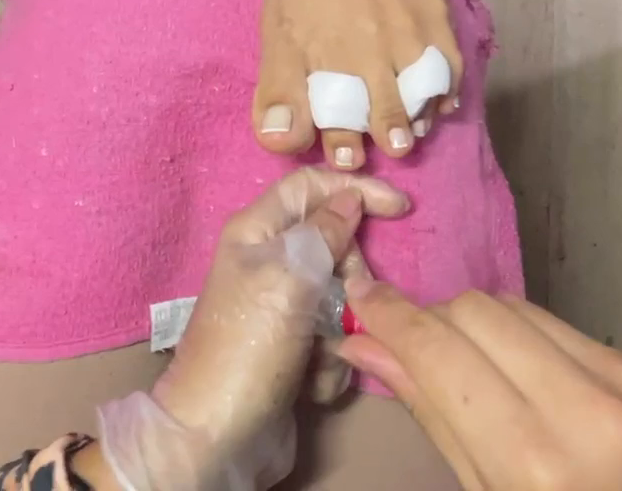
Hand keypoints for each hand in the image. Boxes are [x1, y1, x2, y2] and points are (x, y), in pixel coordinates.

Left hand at [91, 168, 409, 489]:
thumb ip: (325, 230)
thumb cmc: (251, 343)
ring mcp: (282, 305)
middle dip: (349, 277)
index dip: (355, 188)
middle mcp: (269, 259)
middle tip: (347, 302)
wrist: (220, 436)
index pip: (311, 185)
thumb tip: (350, 198)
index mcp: (257, 229)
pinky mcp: (295, 345)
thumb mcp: (290, 275)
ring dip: (340, 330)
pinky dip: (330, 360)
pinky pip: (334, 336)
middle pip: (334, 242)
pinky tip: (310, 382)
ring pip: (340, 295)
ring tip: (318, 354)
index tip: (402, 209)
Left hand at [255, 0, 461, 169]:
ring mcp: (412, 31)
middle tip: (384, 147)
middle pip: (390, 117)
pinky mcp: (437, 10)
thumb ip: (279, 83)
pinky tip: (437, 101)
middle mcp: (376, 50)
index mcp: (329, 57)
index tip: (344, 155)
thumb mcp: (275, 21)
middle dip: (385, 139)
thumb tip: (280, 140)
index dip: (343, 146)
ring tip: (409, 132)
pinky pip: (450, 66)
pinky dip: (445, 91)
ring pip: (424, 97)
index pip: (342, 126)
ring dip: (417, 120)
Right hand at [337, 285, 621, 490]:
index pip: (438, 348)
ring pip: (515, 306)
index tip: (359, 298)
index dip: (389, 315)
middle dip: (433, 320)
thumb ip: (435, 419)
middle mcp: (587, 405)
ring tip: (471, 367)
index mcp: (539, 464)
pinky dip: (525, 341)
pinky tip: (529, 380)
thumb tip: (367, 345)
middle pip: (474, 309)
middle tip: (414, 351)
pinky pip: (561, 326)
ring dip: (476, 326)